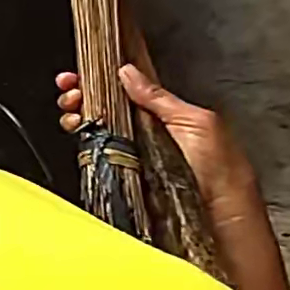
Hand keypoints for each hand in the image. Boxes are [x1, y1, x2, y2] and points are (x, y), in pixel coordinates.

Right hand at [55, 64, 255, 206]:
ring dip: (73, 111)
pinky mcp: (111, 170)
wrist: (215, 218)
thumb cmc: (220, 173)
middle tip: (70, 87)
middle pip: (98, 105)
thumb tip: (128, 72)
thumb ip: (159, 97)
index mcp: (159, 117)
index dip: (99, 79)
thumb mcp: (198, 122)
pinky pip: (86, 148)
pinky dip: (76, 133)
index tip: (81, 72)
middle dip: (78, 91)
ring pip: (87, 124)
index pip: (121, 91)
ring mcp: (122, 151)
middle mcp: (138, 132)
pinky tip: (76, 126)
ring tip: (73, 108)